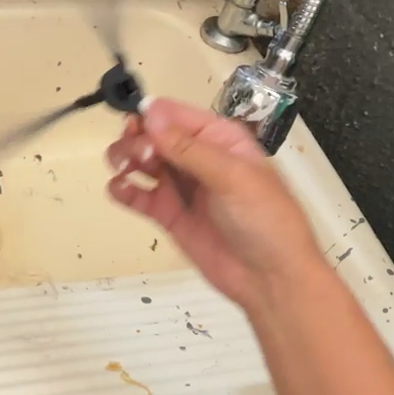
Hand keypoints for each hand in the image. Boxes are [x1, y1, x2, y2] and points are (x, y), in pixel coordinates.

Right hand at [106, 98, 320, 303]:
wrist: (272, 281)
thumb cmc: (266, 221)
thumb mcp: (233, 177)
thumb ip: (188, 148)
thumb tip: (150, 113)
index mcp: (218, 138)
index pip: (174, 114)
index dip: (151, 116)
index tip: (135, 128)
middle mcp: (195, 156)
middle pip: (150, 134)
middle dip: (136, 139)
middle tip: (140, 158)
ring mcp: (179, 185)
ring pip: (138, 159)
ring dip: (124, 158)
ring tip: (126, 171)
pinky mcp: (166, 213)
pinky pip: (135, 193)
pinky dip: (121, 188)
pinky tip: (121, 190)